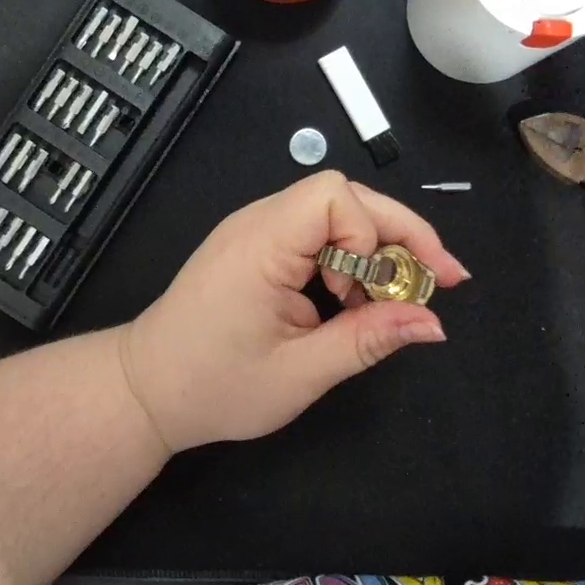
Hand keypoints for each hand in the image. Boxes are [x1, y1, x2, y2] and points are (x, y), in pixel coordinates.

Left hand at [118, 171, 469, 451]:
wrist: (147, 389)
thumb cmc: (216, 387)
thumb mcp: (301, 373)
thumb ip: (368, 340)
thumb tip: (434, 321)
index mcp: (261, 244)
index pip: (334, 194)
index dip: (371, 231)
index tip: (372, 290)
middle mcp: (257, 222)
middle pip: (343, 196)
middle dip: (396, 235)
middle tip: (437, 283)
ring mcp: (253, 231)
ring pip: (333, 213)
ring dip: (372, 250)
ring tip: (386, 303)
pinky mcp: (255, 246)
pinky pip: (313, 233)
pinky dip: (345, 259)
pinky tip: (352, 300)